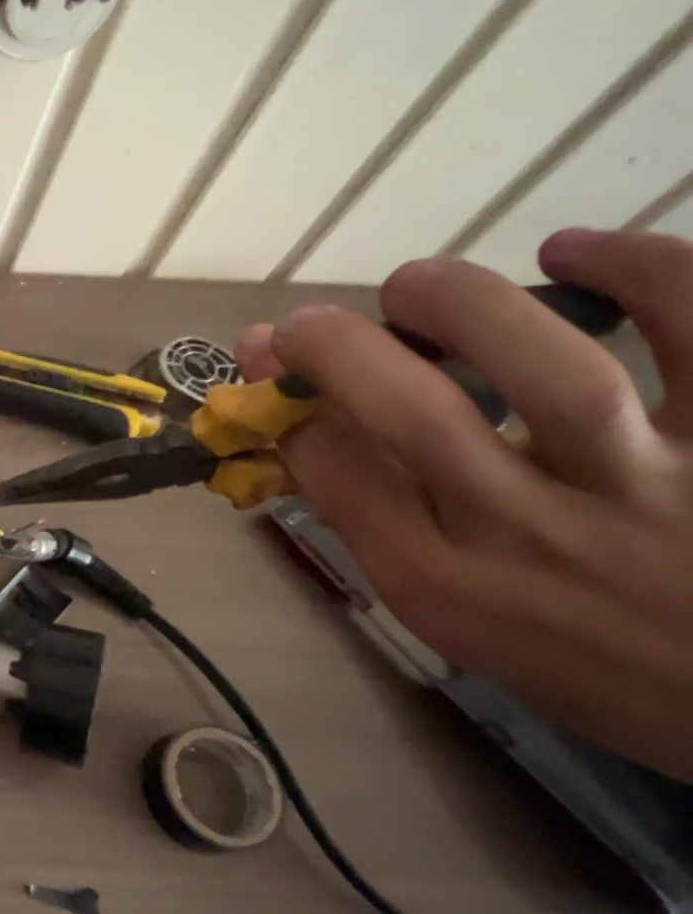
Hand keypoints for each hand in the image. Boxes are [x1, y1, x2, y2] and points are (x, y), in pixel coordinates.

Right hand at [236, 229, 692, 780]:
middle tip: (311, 321)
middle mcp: (530, 536)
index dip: (284, 402)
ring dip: (462, 305)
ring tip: (413, 284)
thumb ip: (387, 524)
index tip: (265, 358)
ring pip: (552, 373)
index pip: (336, 475)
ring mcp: (648, 487)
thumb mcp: (457, 615)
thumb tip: (317, 428)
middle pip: (416, 418)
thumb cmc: (592, 663)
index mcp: (444, 582)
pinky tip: (574, 250)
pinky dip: (646, 270)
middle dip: (341, 349)